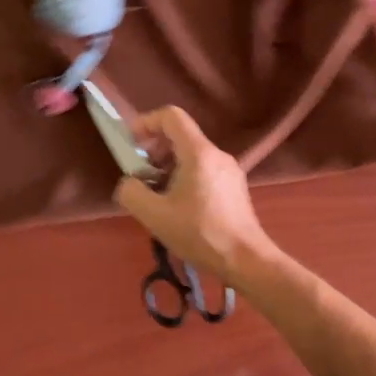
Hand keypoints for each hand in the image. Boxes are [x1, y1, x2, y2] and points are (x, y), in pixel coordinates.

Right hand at [113, 106, 276, 286]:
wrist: (246, 259)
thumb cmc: (200, 234)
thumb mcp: (155, 216)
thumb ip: (132, 192)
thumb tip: (129, 182)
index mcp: (199, 152)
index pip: (171, 116)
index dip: (146, 122)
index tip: (131, 144)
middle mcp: (217, 154)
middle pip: (181, 136)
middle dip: (155, 149)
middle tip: (141, 175)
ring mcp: (229, 170)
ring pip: (192, 154)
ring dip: (168, 166)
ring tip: (157, 195)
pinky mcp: (234, 186)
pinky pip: (204, 169)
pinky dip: (185, 176)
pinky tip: (179, 206)